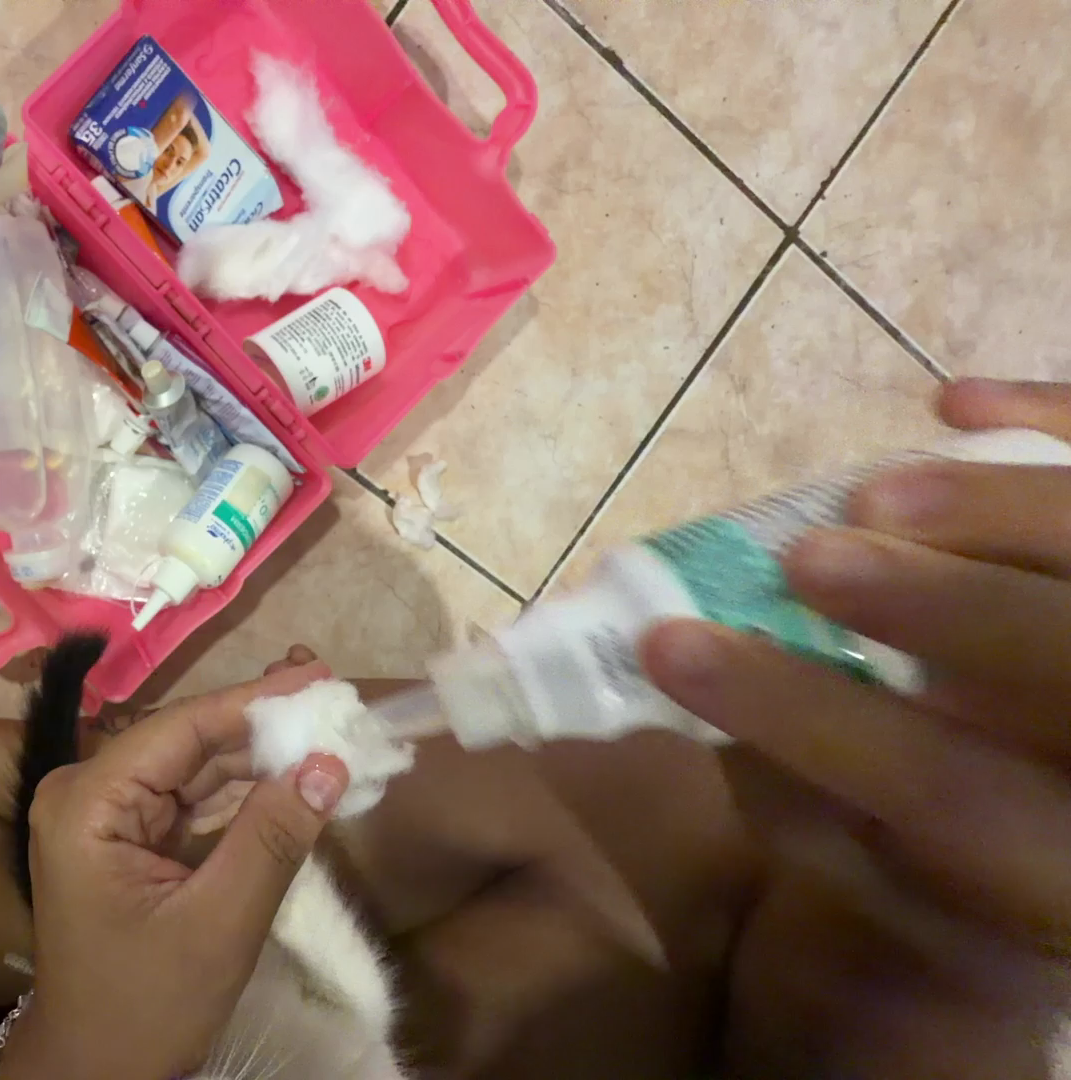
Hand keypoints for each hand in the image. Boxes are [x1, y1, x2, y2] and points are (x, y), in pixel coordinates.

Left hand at [0, 662, 352, 1079]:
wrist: (94, 1071)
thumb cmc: (146, 1006)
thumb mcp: (218, 924)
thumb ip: (271, 837)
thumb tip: (329, 763)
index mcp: (87, 801)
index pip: (180, 730)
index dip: (253, 700)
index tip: (316, 675)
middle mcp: (87, 790)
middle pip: (186, 742)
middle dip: (260, 724)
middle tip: (330, 696)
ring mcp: (104, 810)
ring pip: (192, 767)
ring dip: (256, 754)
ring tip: (320, 726)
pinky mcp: (125, 832)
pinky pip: (189, 799)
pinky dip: (240, 791)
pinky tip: (287, 772)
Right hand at [642, 378, 1070, 957]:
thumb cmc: (964, 860)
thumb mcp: (875, 872)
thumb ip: (793, 799)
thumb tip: (690, 689)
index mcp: (1058, 860)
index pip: (942, 792)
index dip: (800, 715)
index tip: (662, 646)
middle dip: (945, 606)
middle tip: (807, 557)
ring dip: (1008, 513)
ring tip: (870, 489)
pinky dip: (1067, 424)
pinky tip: (956, 402)